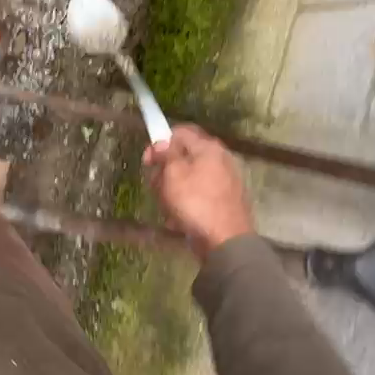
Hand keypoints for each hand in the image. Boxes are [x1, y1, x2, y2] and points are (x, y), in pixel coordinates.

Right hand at [143, 125, 253, 258]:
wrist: (226, 242)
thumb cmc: (195, 203)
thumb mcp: (173, 174)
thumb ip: (166, 153)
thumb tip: (163, 142)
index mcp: (208, 148)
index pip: (180, 132)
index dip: (160, 142)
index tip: (148, 161)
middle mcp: (220, 160)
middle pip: (184, 155)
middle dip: (166, 169)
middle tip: (156, 185)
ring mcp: (225, 181)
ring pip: (189, 177)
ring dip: (173, 188)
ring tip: (167, 205)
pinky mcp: (225, 201)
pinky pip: (199, 194)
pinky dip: (187, 201)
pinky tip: (179, 217)